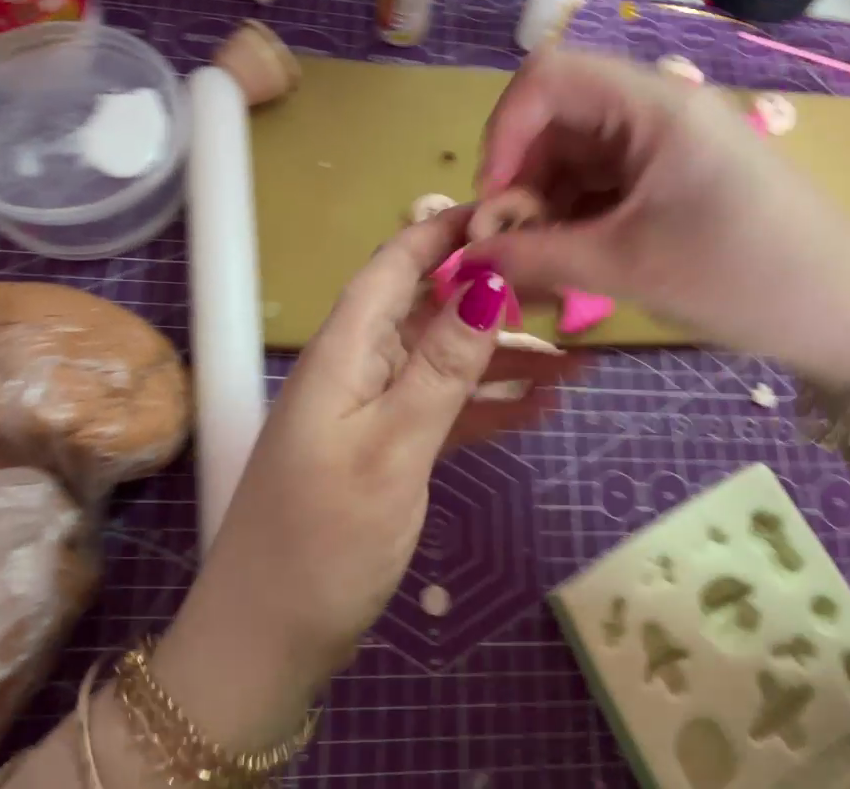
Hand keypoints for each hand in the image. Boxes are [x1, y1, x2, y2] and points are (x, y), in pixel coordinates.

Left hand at [150, 209, 556, 749]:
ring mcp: (373, 413)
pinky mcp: (388, 453)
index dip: (446, 232)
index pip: (395, 266)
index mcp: (345, 351)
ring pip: (447, 365)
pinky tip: (544, 407)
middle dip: (493, 296)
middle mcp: (358, 369)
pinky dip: (490, 407)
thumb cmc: (325, 539)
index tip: (510, 210)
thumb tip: (485, 281)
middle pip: (430, 311)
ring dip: (505, 360)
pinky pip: (446, 413)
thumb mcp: (392, 447)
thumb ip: (440, 366)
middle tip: (566, 289)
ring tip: (580, 359)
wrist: (269, 640)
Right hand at [473, 49, 849, 387]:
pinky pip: (610, 181)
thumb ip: (535, 257)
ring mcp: (673, 144)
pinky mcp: (681, 176)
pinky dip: (580, 214)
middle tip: (511, 244)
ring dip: (548, 201)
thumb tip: (466, 260)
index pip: (547, 76)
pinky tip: (574, 257)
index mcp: (653, 105)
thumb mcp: (627, 267)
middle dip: (523, 178)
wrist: (849, 319)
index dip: (504, 131)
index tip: (493, 201)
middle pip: (560, 118)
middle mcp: (660, 109)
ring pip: (581, 154)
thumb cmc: (741, 278)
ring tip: (541, 260)